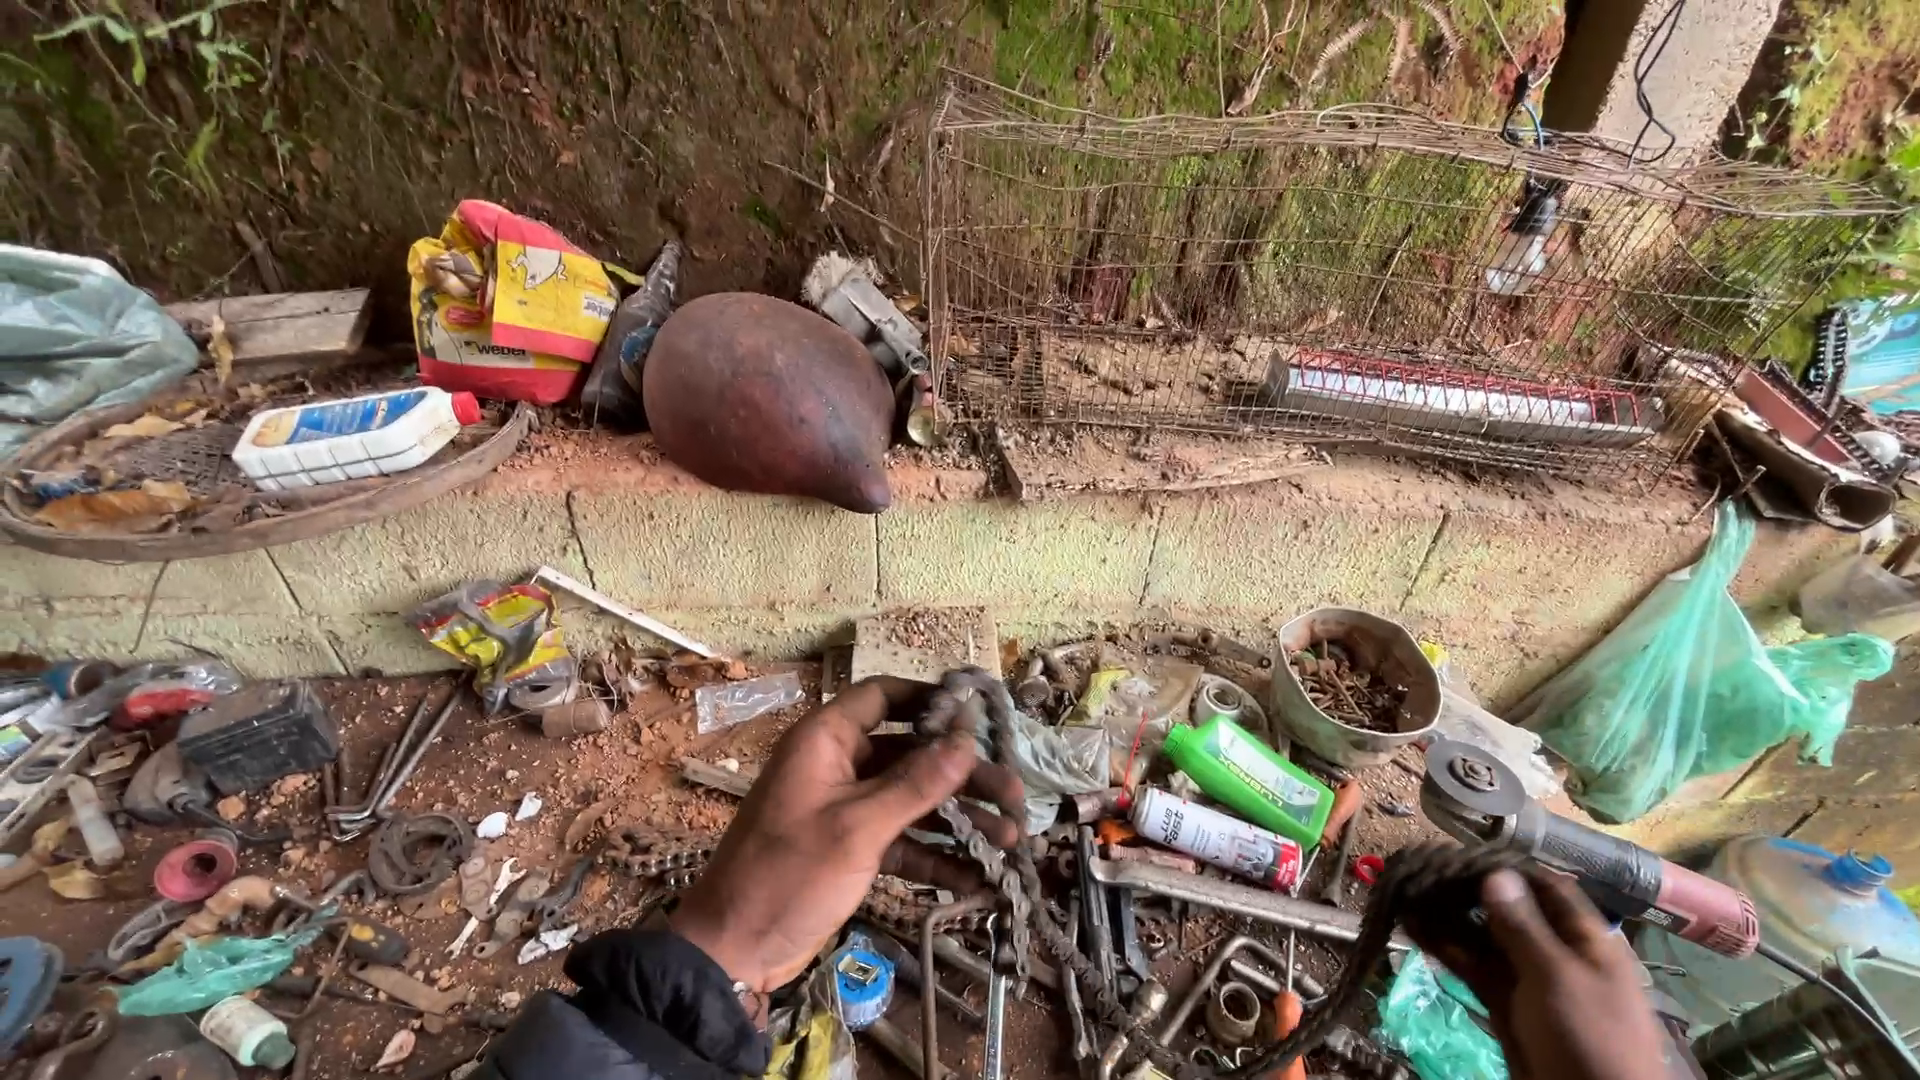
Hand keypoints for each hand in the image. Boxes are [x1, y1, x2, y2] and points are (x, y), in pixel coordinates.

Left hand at [669, 677, 1023, 992]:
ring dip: (959, 818)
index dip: (930, 699)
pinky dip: (936, 855)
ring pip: (914, 799)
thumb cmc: (789, 874)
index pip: (882, 696)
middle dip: (963, 775)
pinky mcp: (854, 847)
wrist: (734, 953)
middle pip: (911, 754)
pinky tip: (978, 877)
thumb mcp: (857, 827)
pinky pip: (903, 839)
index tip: (978, 713)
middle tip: (1013, 792)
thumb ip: (916, 784)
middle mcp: (839, 765)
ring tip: (1011, 837)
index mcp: (826, 740)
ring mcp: (848, 808)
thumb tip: (966, 739)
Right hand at [1406, 869, 1670, 1079]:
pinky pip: (1470, 964)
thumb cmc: (1589, 1038)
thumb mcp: (1558, 978)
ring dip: (1445, 915)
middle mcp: (1555, 952)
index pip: (1546, 888)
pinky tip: (1410, 925)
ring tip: (1405, 891)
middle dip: (1465, 889)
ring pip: (1481, 935)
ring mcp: (1526, 977)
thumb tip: (1495, 873)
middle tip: (1421, 868)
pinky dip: (1441, 945)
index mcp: (1585, 942)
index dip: (1506, 867)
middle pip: (1507, 909)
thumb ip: (1523, 926)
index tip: (1462, 851)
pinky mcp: (1502, 1000)